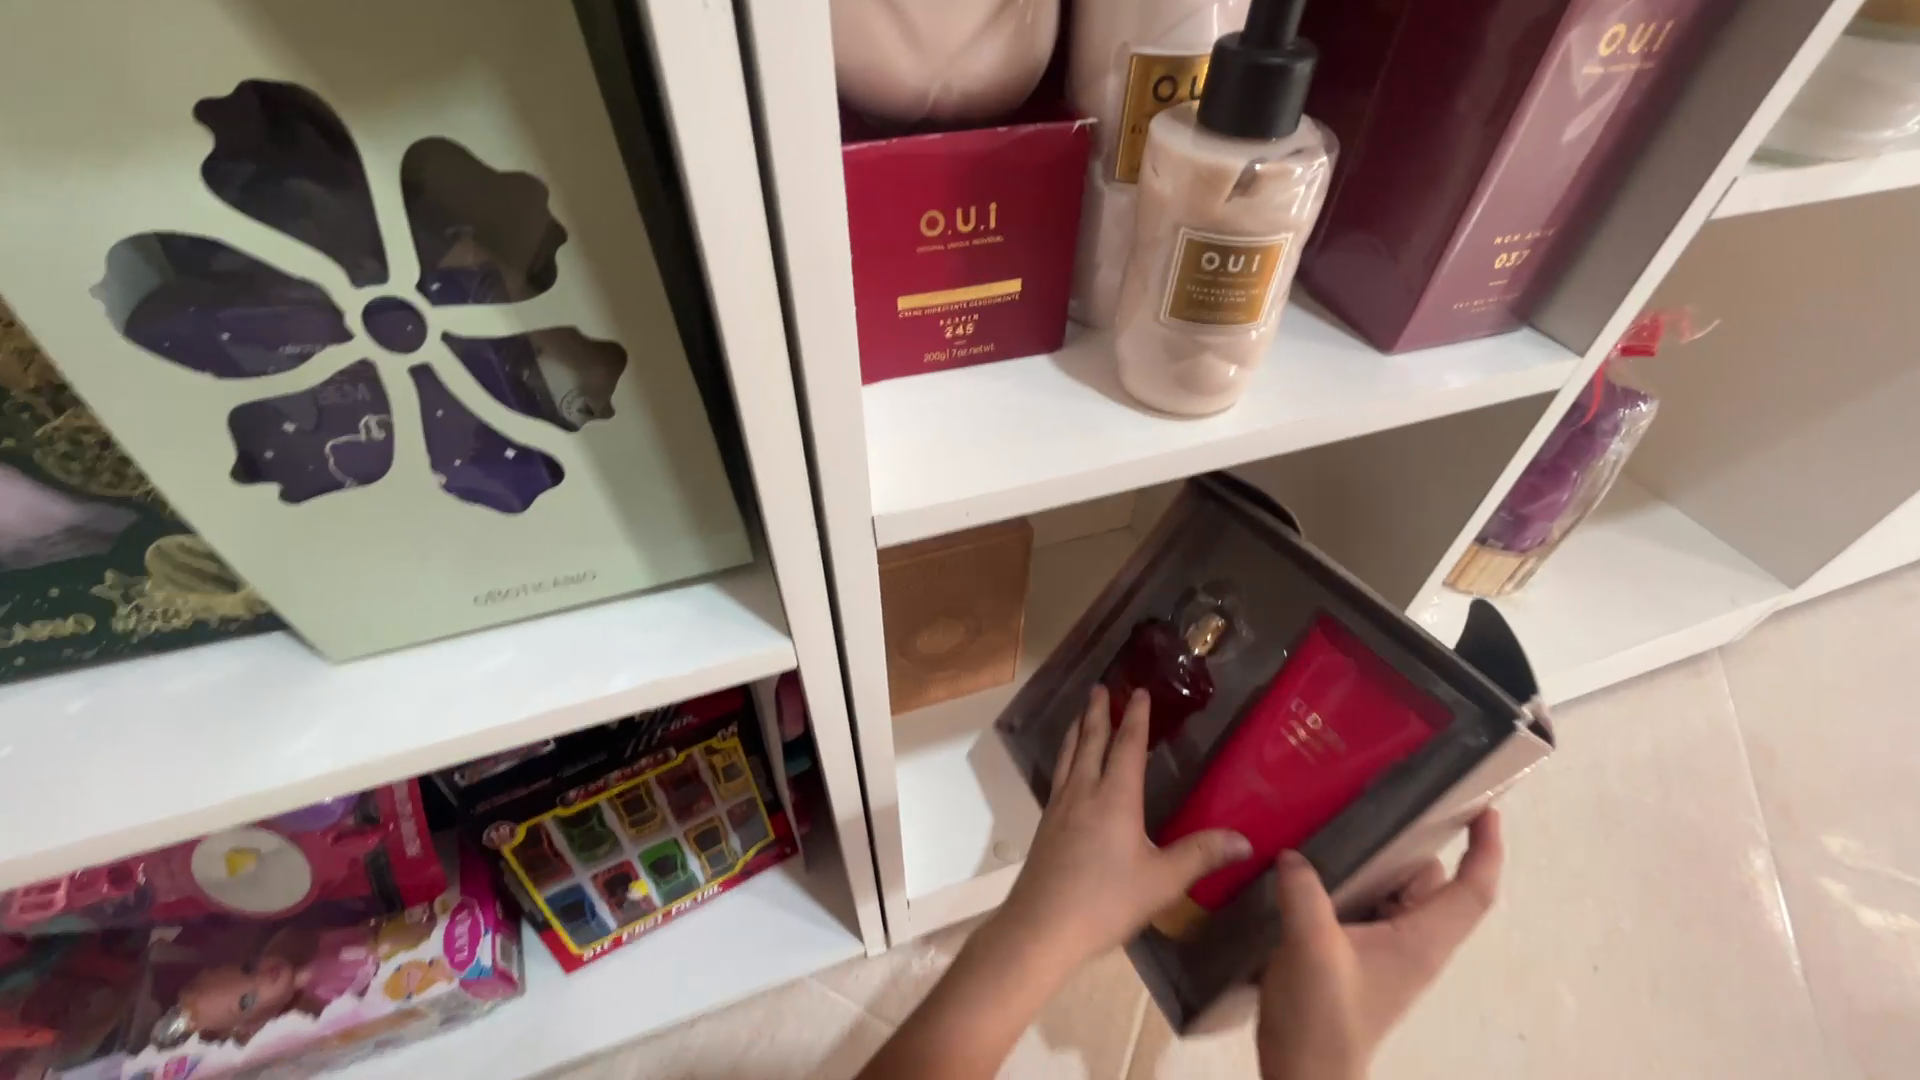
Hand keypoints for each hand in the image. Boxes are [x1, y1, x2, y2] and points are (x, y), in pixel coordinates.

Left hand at [989, 685, 1252, 977]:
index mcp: (1115, 798)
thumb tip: (1245, 839)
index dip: (1135, 717)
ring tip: (1081, 714)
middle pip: (1091, 741)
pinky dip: (1066, 756)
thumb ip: (1201, 855)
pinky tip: (1067, 767)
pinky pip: (1058, 775)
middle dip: (1097, 712)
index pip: (1127, 746)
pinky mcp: (1046, 823)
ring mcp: (1060, 805)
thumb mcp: (1162, 881)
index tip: (1138, 691)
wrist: (1042, 925)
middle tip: (1099, 687)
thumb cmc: (1106, 901)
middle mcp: (1084, 791)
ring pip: (1069, 755)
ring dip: (1077, 730)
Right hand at [1256, 811, 1504, 1079]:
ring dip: (1367, 856)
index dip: (1487, 850)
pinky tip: (1302, 861)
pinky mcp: (1351, 950)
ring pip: (1388, 887)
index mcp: (1420, 941)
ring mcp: (1381, 947)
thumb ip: (1305, 893)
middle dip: (1408, 839)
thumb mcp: (1313, 949)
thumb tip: (1294, 854)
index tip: (1484, 809)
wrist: (1305, 1072)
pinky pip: (1358, 900)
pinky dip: (1342, 875)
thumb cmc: (1323, 1017)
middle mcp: (1410, 941)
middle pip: (1426, 879)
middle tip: (1373, 795)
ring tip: (1330, 818)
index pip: (1473, 892)